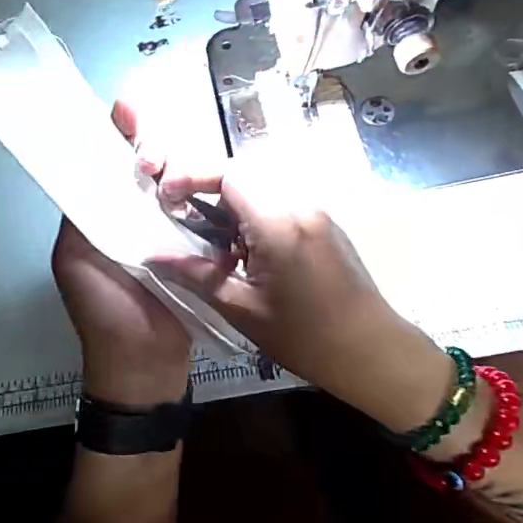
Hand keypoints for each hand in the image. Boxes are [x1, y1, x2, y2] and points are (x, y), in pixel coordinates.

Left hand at [51, 101, 190, 407]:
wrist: (145, 363)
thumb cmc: (105, 311)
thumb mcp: (78, 257)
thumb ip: (82, 212)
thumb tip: (89, 162)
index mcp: (99, 218)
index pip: (106, 166)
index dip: (117, 137)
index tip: (129, 110)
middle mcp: (133, 220)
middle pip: (144, 173)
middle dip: (152, 150)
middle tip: (157, 147)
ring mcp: (170, 235)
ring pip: (175, 190)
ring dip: (181, 170)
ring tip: (184, 158)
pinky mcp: (199, 251)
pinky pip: (201, 216)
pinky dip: (207, 198)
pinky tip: (213, 178)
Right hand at [148, 155, 454, 431]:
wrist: (370, 349)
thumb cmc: (304, 336)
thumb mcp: (243, 310)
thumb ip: (197, 276)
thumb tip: (153, 256)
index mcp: (279, 223)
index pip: (229, 173)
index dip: (192, 177)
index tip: (168, 197)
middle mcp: (301, 207)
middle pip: (247, 177)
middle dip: (211, 193)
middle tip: (189, 227)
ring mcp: (319, 215)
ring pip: (266, 192)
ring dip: (237, 209)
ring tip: (220, 250)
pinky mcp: (328, 228)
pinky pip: (286, 207)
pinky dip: (260, 219)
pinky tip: (251, 256)